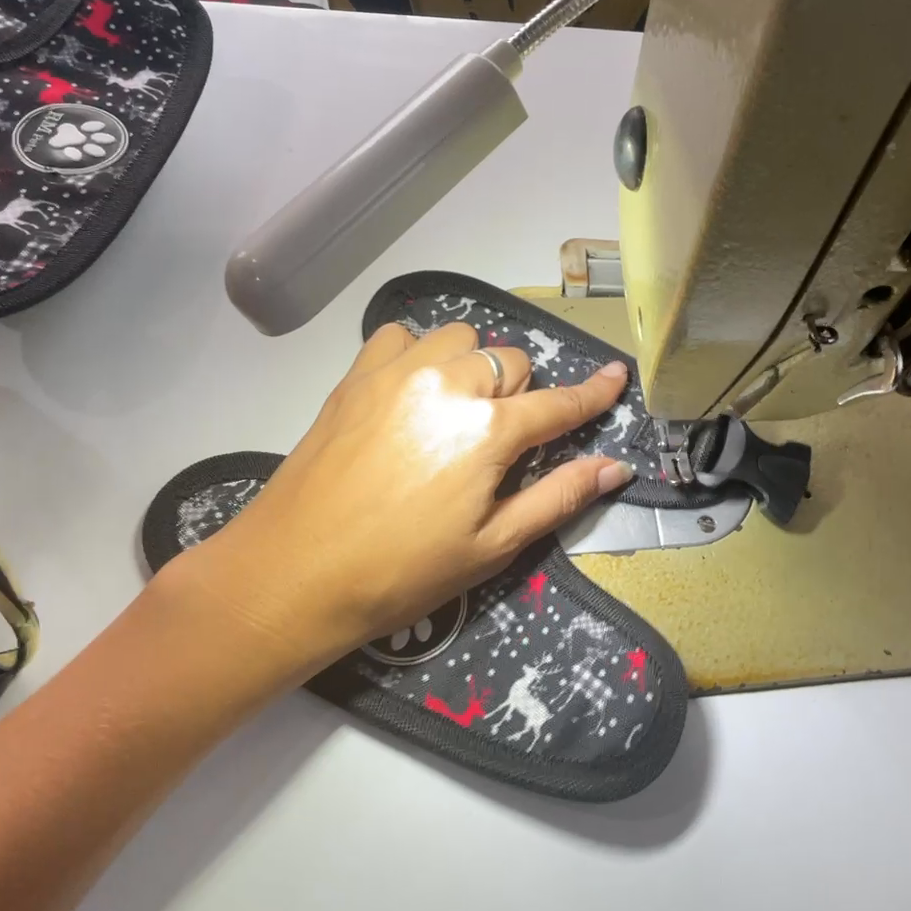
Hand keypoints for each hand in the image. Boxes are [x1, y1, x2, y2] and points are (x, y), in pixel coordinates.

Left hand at [159, 321, 632, 672]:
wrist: (294, 574)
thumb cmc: (402, 573)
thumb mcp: (492, 547)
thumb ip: (557, 497)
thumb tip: (615, 467)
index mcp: (488, 431)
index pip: (558, 404)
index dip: (593, 393)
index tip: (617, 375)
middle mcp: (448, 385)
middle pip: (510, 362)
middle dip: (519, 395)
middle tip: (500, 443)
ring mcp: (396, 373)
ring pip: (461, 339)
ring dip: (473, 368)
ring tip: (456, 412)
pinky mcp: (355, 376)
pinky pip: (404, 336)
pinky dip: (420, 355)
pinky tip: (411, 394)